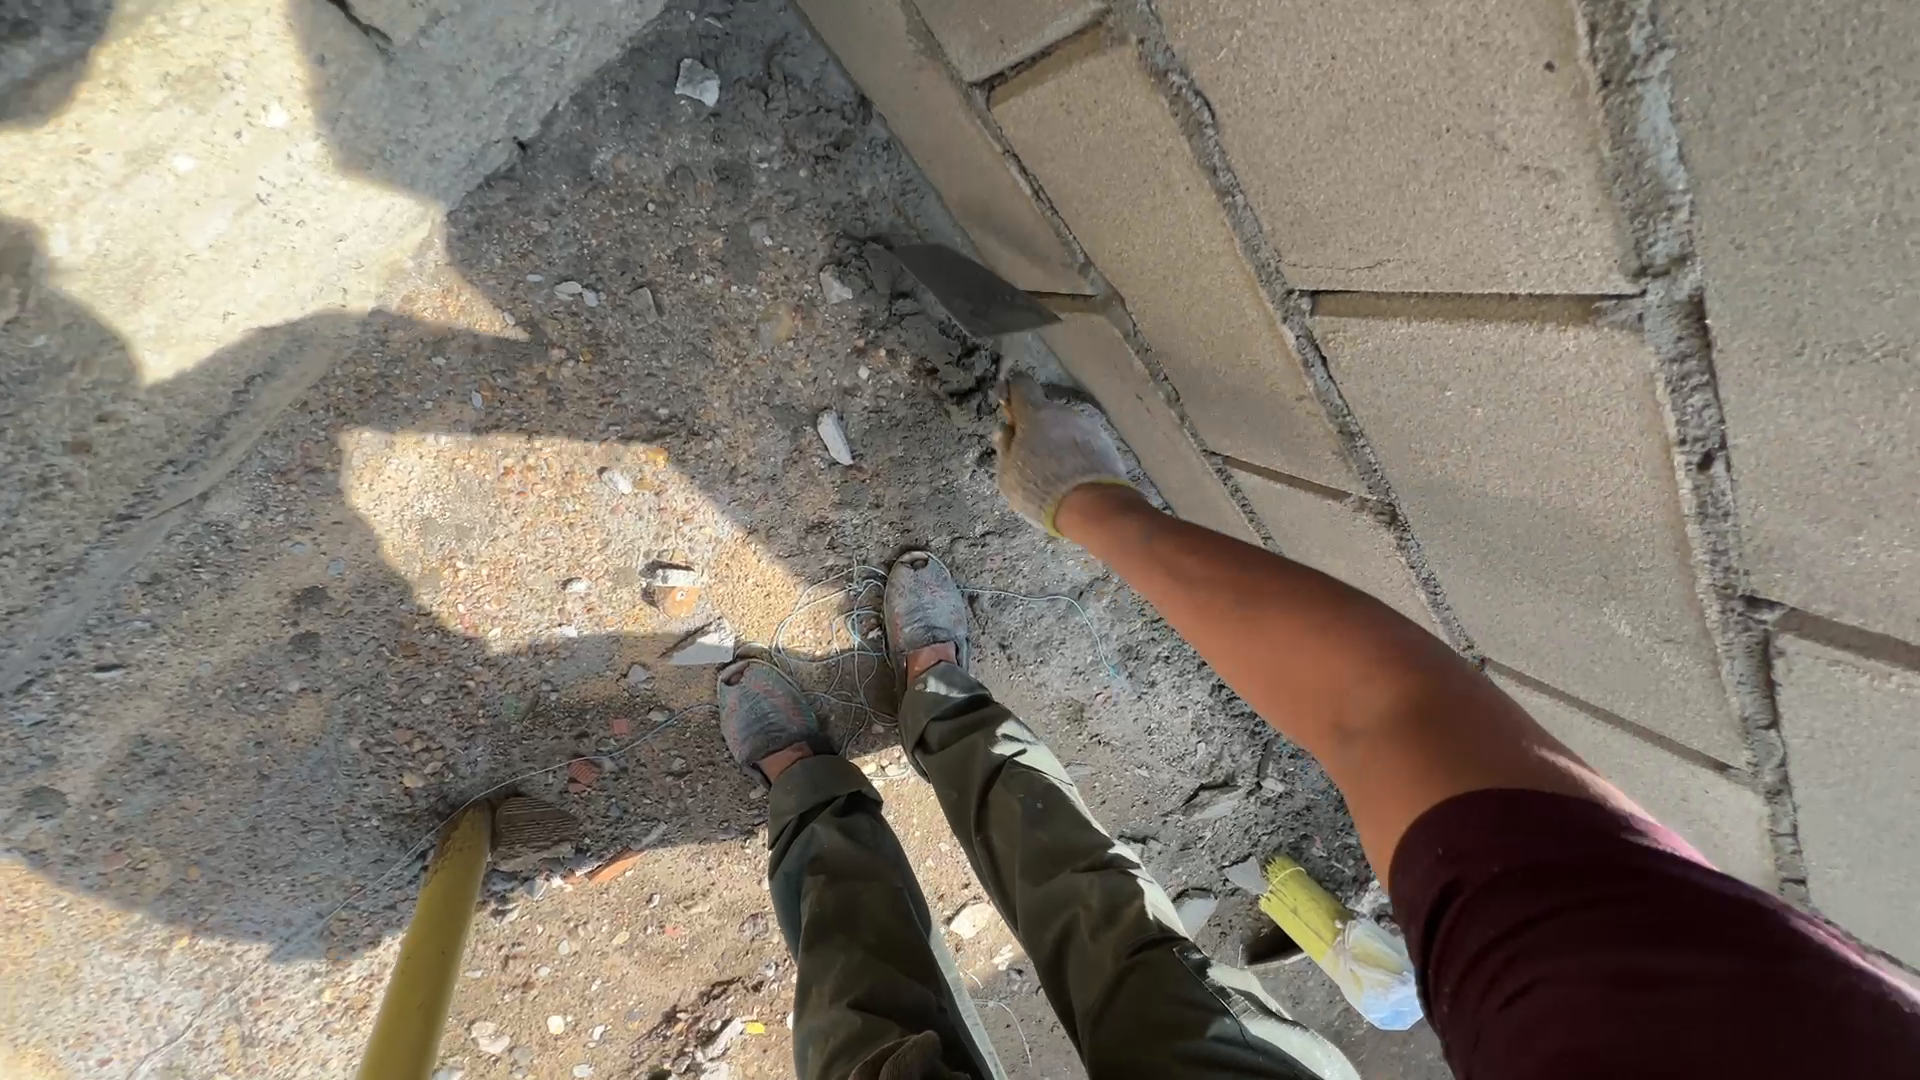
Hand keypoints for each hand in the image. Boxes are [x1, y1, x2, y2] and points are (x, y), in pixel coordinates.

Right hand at [993, 373, 1133, 534]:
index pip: (1022, 386)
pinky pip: (1083, 445)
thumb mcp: (1008, 473)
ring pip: (1066, 429)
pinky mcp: (1106, 444)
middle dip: (1038, 429)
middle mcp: (1063, 412)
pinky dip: (1076, 456)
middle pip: (1046, 413)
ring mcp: (1088, 427)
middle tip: (1031, 457)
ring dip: (1059, 444)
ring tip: (1055, 474)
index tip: (1010, 412)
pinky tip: (1074, 479)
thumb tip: (1006, 430)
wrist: (1089, 504)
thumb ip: (1005, 447)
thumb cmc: (1038, 487)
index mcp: (1035, 413)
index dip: (1014, 394)